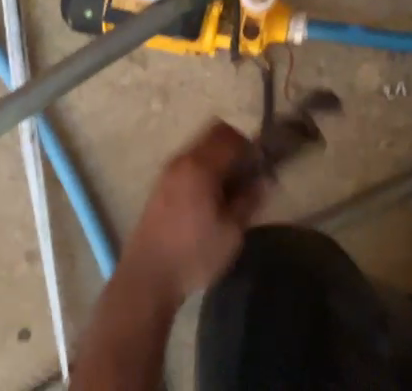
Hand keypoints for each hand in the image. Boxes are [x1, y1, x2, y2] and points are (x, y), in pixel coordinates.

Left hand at [122, 121, 268, 304]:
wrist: (146, 277)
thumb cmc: (193, 255)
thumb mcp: (231, 232)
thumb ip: (249, 200)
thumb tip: (264, 180)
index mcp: (201, 166)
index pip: (232, 137)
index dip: (252, 148)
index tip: (263, 168)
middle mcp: (182, 160)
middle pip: (214, 134)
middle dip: (236, 147)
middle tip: (249, 174)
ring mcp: (168, 171)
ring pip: (201, 148)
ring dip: (220, 158)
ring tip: (231, 190)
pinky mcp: (160, 186)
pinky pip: (189, 162)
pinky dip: (205, 169)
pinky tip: (211, 199)